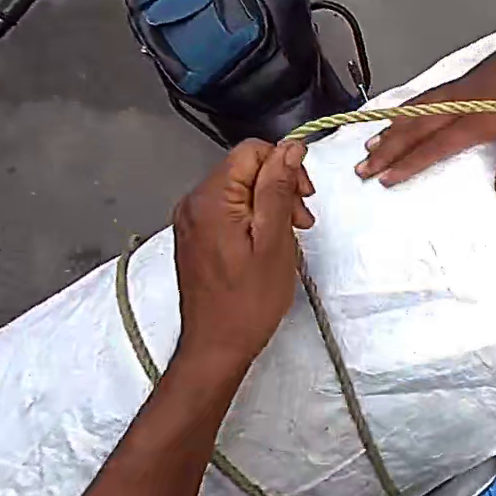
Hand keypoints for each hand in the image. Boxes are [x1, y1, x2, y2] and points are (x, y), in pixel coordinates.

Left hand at [171, 141, 316, 375]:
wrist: (216, 347)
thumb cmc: (248, 301)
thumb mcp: (274, 239)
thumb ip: (279, 188)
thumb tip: (290, 149)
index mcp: (210, 199)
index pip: (251, 151)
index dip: (284, 165)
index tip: (304, 196)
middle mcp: (193, 203)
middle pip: (245, 168)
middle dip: (279, 186)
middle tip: (301, 220)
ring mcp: (191, 220)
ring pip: (239, 189)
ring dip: (270, 203)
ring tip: (289, 233)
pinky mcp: (195, 236)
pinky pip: (228, 209)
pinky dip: (253, 218)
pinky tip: (269, 242)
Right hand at [357, 0, 495, 198]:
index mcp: (483, 117)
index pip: (438, 145)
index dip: (410, 163)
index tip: (387, 178)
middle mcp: (463, 102)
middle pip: (417, 129)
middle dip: (388, 150)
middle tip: (362, 168)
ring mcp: (459, 89)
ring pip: (417, 111)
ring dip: (391, 131)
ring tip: (370, 147)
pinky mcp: (462, 81)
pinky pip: (425, 97)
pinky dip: (406, 109)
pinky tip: (397, 115)